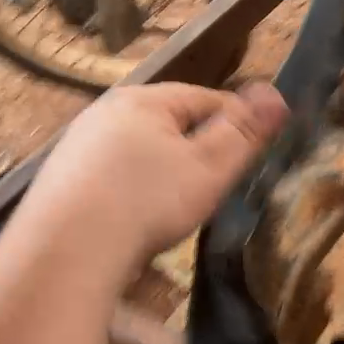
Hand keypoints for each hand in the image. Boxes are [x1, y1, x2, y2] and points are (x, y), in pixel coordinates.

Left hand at [18, 82, 288, 265]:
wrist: (70, 249)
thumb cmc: (149, 200)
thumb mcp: (211, 166)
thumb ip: (245, 131)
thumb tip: (277, 94)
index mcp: (144, 100)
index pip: (206, 97)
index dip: (240, 119)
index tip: (260, 146)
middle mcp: (106, 112)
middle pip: (171, 121)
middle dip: (202, 143)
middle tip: (227, 176)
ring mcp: (81, 145)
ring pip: (143, 147)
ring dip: (170, 165)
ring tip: (189, 198)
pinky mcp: (67, 178)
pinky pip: (119, 172)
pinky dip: (141, 186)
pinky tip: (147, 212)